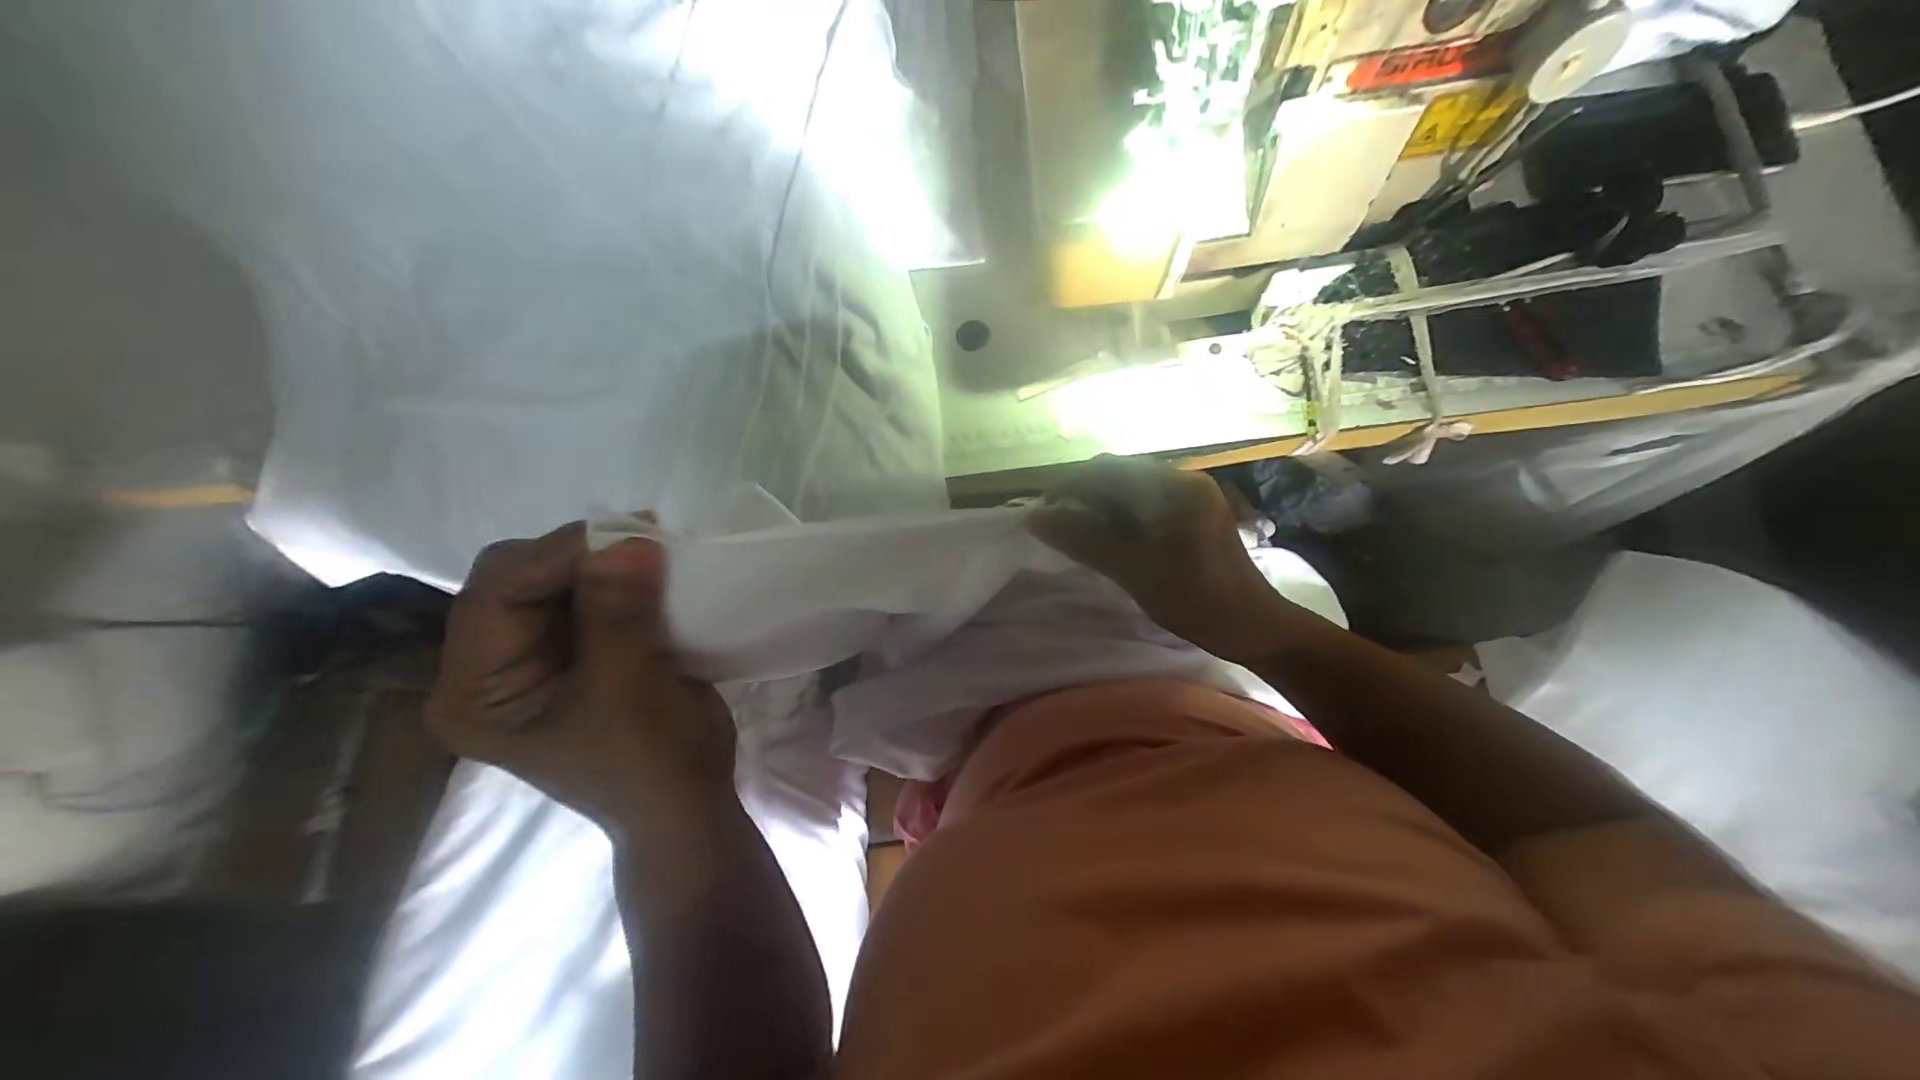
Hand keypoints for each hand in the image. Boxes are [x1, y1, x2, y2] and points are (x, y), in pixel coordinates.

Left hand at [426, 522, 736, 832]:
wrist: (688, 801)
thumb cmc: (647, 764)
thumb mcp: (627, 692)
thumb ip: (618, 615)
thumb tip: (628, 538)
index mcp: (474, 689)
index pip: (493, 596)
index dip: (553, 559)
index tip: (625, 536)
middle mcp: (493, 663)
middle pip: (518, 577)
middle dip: (579, 555)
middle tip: (644, 538)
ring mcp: (539, 652)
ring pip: (558, 575)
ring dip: (606, 558)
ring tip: (657, 544)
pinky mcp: (582, 644)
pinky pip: (594, 589)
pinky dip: (624, 572)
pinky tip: (657, 564)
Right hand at [1028, 455, 1305, 663]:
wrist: (1256, 629)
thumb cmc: (1199, 601)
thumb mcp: (1135, 571)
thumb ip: (1084, 540)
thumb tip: (1035, 518)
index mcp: (1176, 486)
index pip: (1108, 470)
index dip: (1068, 487)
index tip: (1041, 514)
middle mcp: (1183, 480)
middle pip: (1117, 476)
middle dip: (1081, 498)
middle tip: (1054, 529)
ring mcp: (1189, 497)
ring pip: (1128, 492)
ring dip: (1098, 509)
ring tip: (1074, 537)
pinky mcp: (1189, 515)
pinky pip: (1143, 506)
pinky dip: (1117, 519)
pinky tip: (1104, 541)